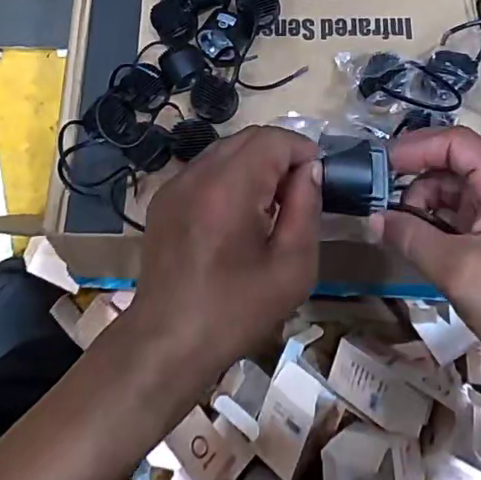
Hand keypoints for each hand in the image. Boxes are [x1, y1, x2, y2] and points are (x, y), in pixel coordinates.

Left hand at [126, 125, 321, 382]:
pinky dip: (229, 177)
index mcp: (228, 187)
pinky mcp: (163, 199)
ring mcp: (174, 185)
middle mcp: (196, 174)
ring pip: (225, 150)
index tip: (317, 181)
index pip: (273, 139)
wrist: (168, 342)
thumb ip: (306, 207)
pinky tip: (236, 215)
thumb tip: (309, 169)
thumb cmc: (236, 310)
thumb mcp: (292, 266)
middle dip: (280, 154)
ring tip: (269, 205)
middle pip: (248, 138)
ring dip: (254, 164)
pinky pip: (205, 169)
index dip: (302, 151)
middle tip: (297, 194)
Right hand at [376, 126, 480, 437]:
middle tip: (382, 206)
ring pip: (456, 195)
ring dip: (425, 207)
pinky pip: (464, 221)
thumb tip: (374, 219)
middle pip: (455, 166)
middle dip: (416, 181)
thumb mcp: (459, 271)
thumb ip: (412, 238)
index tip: (380, 165)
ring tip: (399, 233)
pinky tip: (419, 246)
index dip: (415, 147)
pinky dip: (438, 228)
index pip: (456, 142)